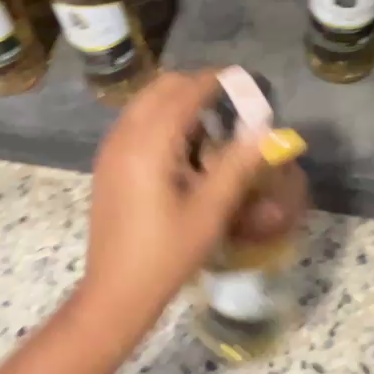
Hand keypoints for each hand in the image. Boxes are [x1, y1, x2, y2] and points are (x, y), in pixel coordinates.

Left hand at [73, 70, 275, 343]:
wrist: (115, 292)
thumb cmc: (166, 255)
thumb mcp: (209, 212)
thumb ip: (238, 165)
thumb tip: (266, 131)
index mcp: (149, 144)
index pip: (185, 92)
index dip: (216, 81)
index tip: (244, 81)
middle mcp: (125, 135)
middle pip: (162, 88)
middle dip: (196, 86)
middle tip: (231, 103)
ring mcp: (111, 148)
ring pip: (146, 102)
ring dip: (177, 101)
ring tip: (211, 123)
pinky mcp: (107, 162)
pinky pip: (136, 121)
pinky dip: (161, 117)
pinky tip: (184, 146)